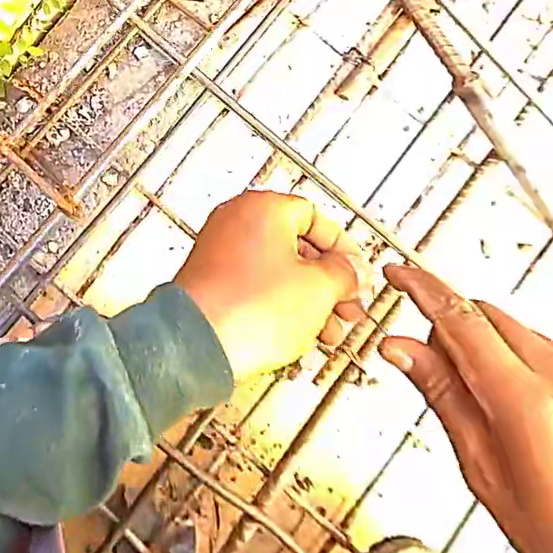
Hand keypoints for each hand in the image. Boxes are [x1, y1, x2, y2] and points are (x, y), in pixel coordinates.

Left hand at [174, 192, 368, 379]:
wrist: (197, 344)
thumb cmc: (247, 309)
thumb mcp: (318, 289)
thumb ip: (344, 273)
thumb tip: (352, 270)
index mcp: (264, 207)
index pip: (316, 217)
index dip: (343, 249)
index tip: (356, 273)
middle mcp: (237, 220)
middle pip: (298, 244)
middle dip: (328, 280)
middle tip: (346, 306)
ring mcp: (220, 248)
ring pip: (278, 268)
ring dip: (308, 297)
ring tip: (327, 330)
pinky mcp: (210, 277)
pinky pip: (255, 283)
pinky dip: (279, 302)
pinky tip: (297, 333)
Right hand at [380, 263, 552, 552]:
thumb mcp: (488, 477)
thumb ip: (444, 397)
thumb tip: (403, 350)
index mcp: (533, 408)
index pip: (463, 320)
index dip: (422, 288)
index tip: (399, 275)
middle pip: (489, 314)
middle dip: (453, 328)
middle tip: (439, 370)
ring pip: (519, 331)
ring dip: (490, 348)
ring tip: (496, 412)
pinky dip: (526, 365)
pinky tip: (534, 418)